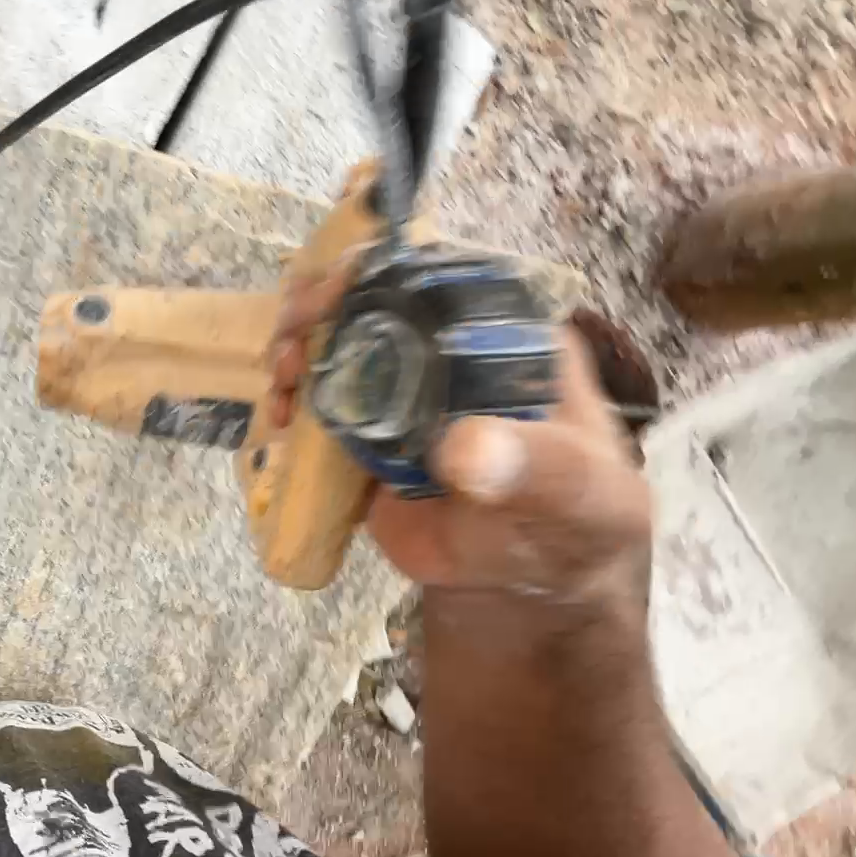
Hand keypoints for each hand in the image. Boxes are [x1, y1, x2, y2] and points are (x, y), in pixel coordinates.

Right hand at [272, 265, 651, 608]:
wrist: (512, 583)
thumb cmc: (566, 524)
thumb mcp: (573, 493)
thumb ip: (533, 466)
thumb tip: (460, 449)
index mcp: (508, 340)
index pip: (443, 279)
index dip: (384, 272)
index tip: (336, 291)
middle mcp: (447, 353)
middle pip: (372, 302)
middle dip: (320, 307)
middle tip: (291, 336)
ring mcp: (399, 391)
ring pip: (335, 345)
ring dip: (296, 350)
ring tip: (282, 380)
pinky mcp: (362, 431)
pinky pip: (319, 401)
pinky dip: (290, 398)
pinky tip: (283, 419)